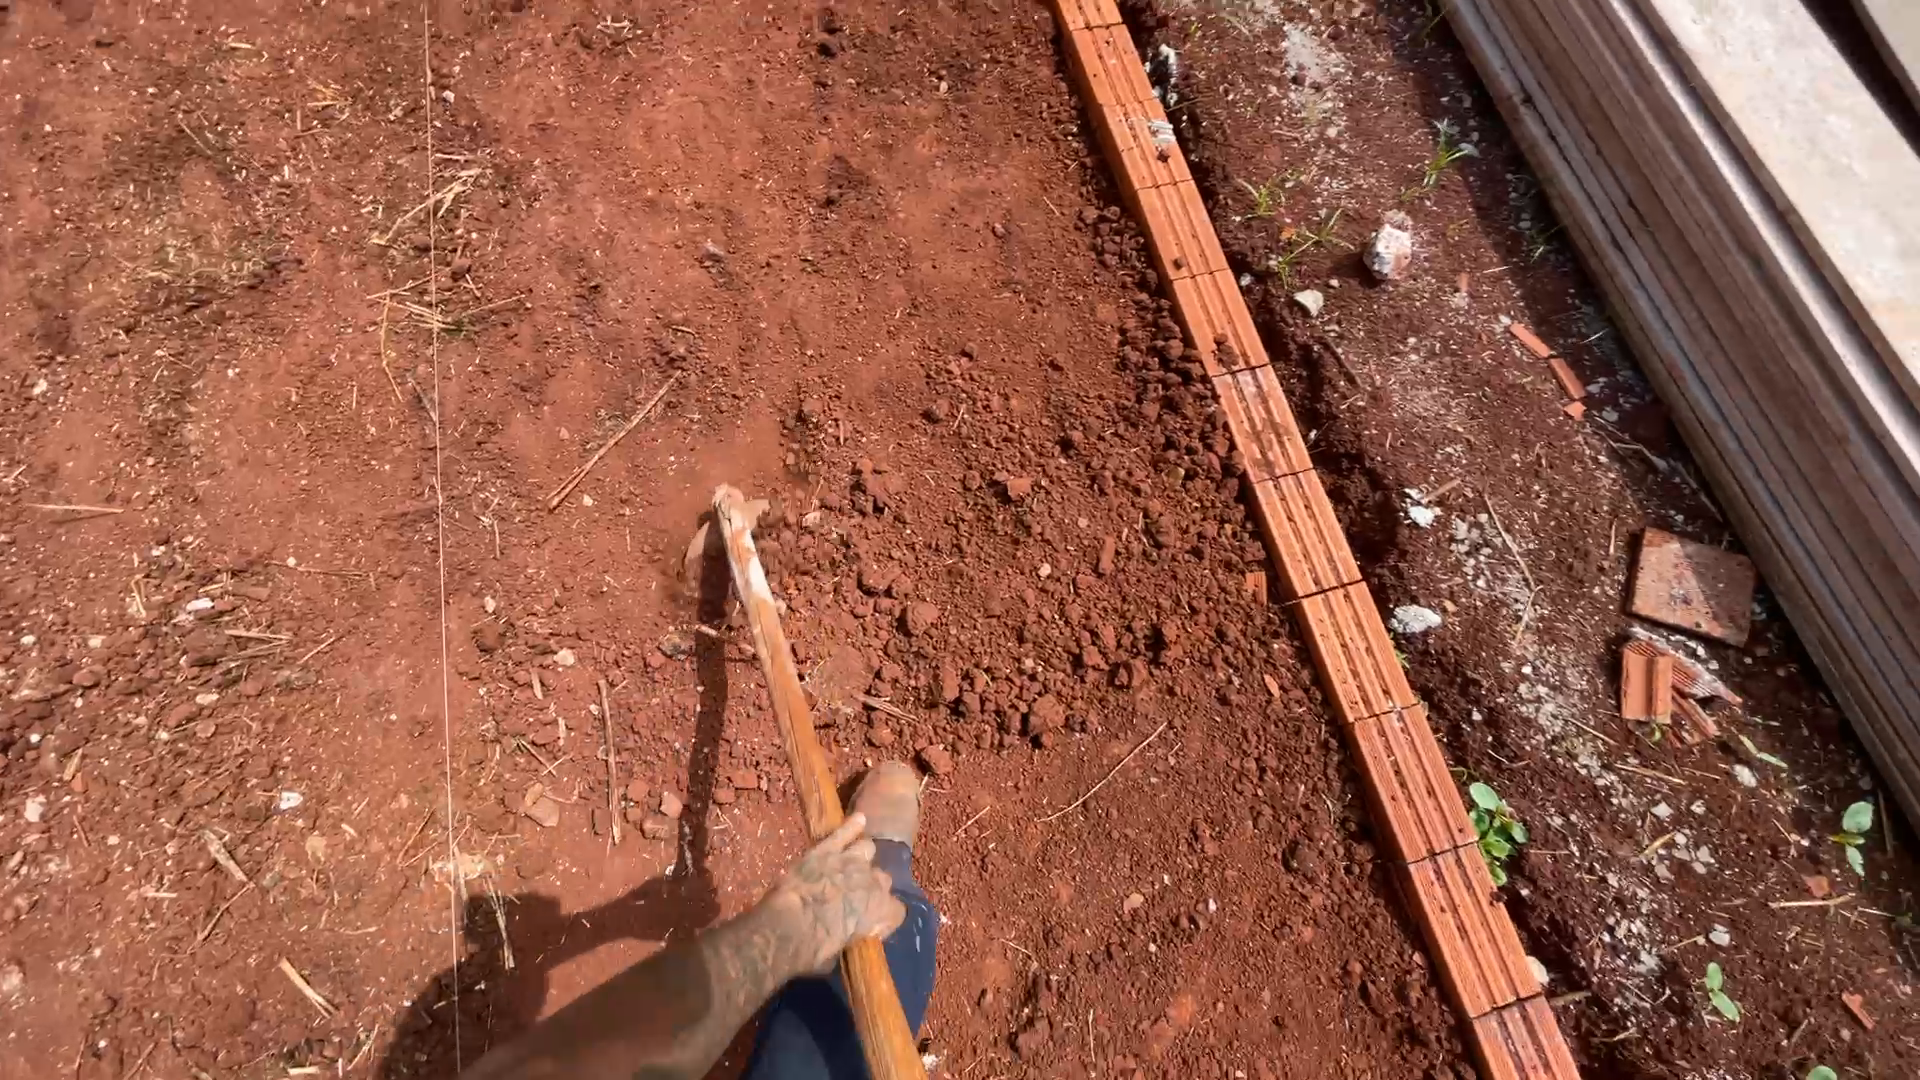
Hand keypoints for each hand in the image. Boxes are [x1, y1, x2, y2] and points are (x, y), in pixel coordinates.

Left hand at [760, 812, 906, 973]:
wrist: (787, 928)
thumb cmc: (815, 951)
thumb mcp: (839, 954)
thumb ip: (851, 937)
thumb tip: (847, 936)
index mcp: (881, 910)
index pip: (896, 911)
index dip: (884, 917)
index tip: (873, 924)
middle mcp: (873, 881)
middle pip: (883, 878)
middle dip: (873, 886)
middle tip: (857, 897)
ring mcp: (851, 860)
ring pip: (867, 849)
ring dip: (861, 858)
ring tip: (852, 864)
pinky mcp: (828, 848)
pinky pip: (845, 831)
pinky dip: (852, 826)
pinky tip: (858, 820)